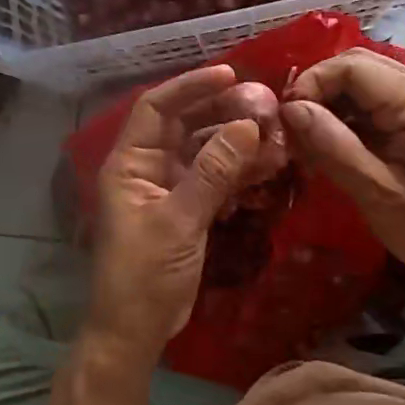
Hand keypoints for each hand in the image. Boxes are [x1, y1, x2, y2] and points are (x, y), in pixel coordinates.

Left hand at [88, 64, 261, 359]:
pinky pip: (212, 178)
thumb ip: (213, 172)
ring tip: (274, 133)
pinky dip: (236, 170)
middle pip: (184, 125)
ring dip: (235, 141)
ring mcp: (167, 187)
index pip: (156, 107)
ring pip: (203, 151)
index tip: (230, 74)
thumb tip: (247, 125)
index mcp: (129, 162)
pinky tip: (267, 164)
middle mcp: (146, 167)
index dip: (190, 86)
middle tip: (263, 104)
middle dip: (221, 112)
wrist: (136, 330)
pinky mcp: (185, 208)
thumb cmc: (145, 274)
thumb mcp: (179, 220)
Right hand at [279, 48, 404, 309]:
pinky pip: (384, 99)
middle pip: (361, 64)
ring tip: (312, 138)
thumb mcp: (378, 195)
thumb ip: (333, 146)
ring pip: (370, 79)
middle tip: (294, 128)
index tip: (287, 120)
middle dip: (320, 89)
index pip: (353, 66)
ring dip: (335, 101)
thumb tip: (290, 109)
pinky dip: (354, 114)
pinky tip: (340, 143)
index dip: (312, 83)